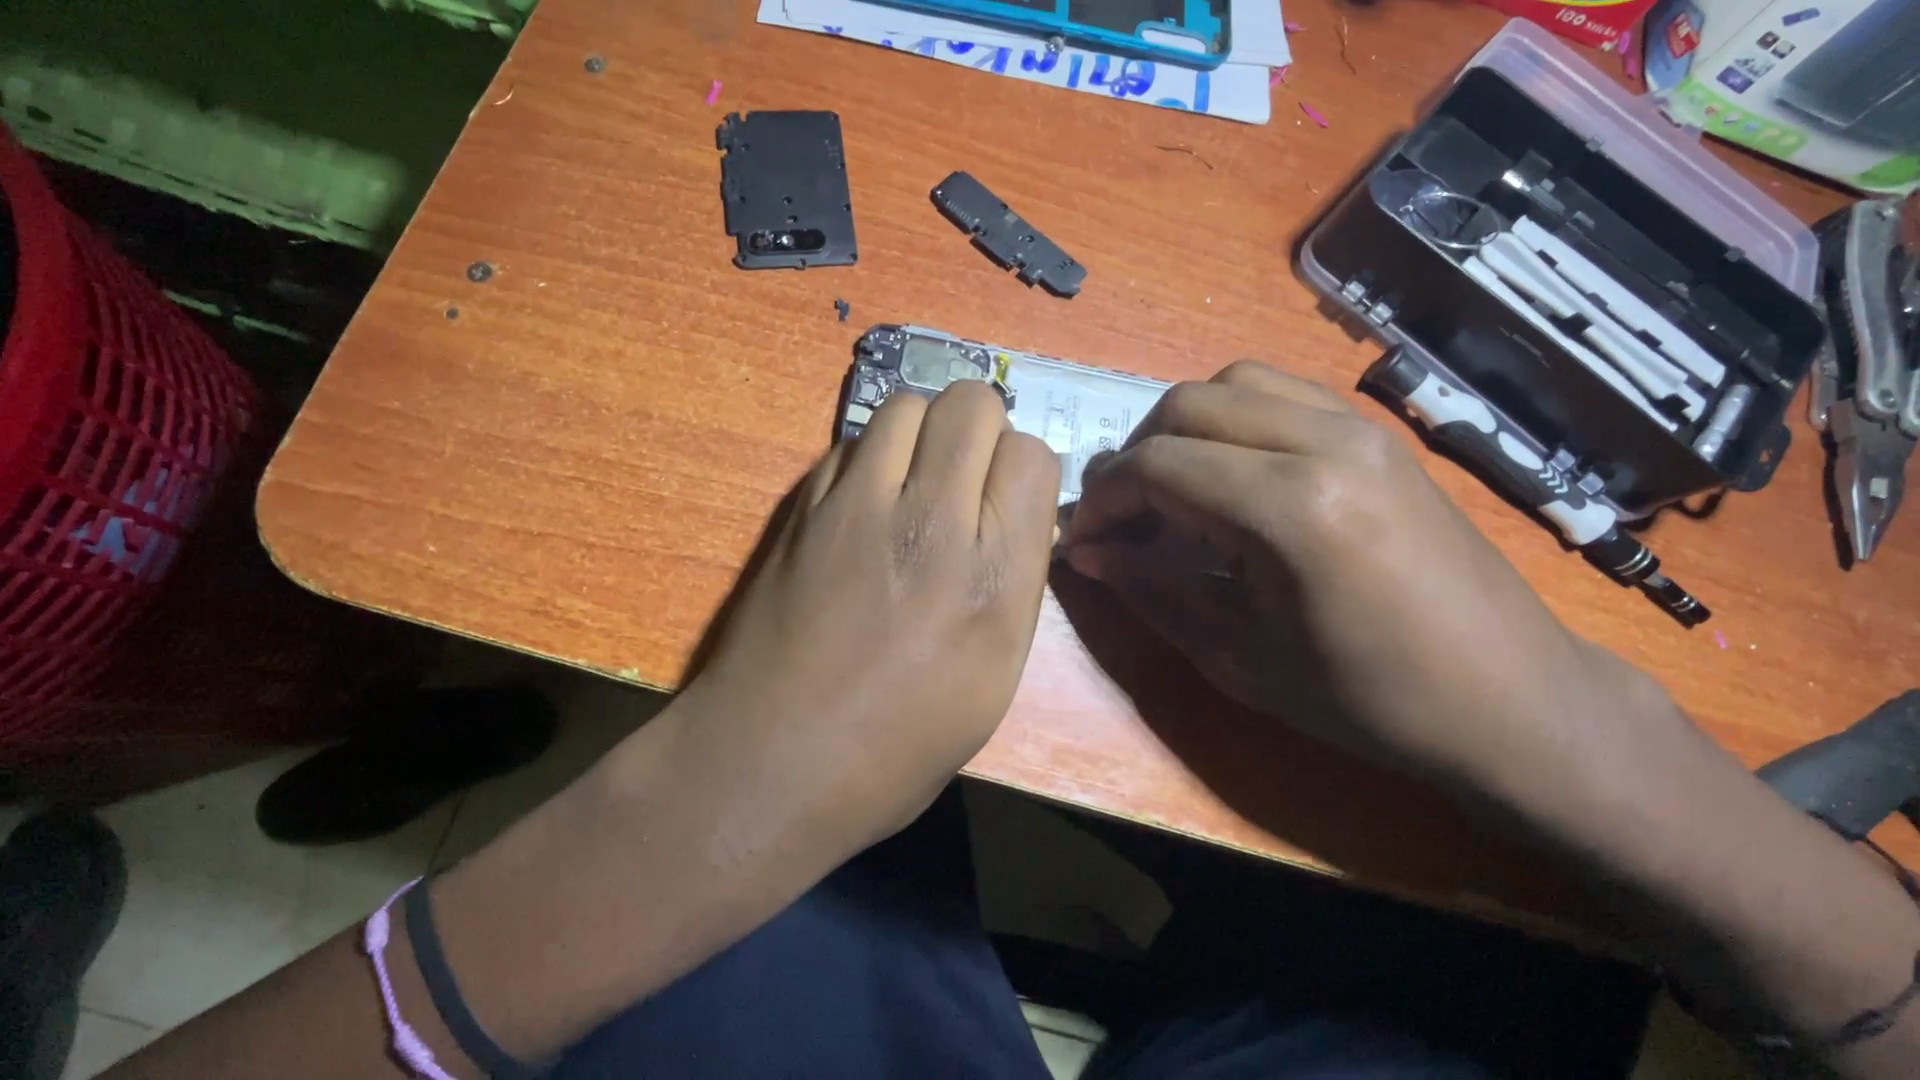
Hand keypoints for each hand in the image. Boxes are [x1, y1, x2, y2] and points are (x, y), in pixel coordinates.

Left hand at [672, 381, 1059, 849]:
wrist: (773, 760)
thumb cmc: (898, 744)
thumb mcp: (995, 677)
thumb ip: (1012, 580)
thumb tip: (1009, 517)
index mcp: (992, 577)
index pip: (1032, 455)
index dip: (1023, 473)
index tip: (1007, 505)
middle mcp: (930, 522)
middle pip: (971, 404)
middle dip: (980, 431)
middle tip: (964, 481)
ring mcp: (857, 505)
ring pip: (906, 404)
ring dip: (922, 433)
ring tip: (915, 484)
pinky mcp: (801, 506)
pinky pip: (852, 442)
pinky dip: (871, 458)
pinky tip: (865, 507)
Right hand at [1063, 361, 1671, 799]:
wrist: (1509, 698)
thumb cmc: (1370, 701)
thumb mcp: (1242, 660)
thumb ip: (1155, 591)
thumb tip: (1088, 551)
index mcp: (1291, 509)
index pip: (1158, 464)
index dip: (1104, 499)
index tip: (1082, 540)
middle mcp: (1325, 443)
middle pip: (1188, 404)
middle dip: (1134, 454)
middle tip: (1121, 518)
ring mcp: (1360, 429)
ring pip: (1235, 382)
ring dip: (1184, 427)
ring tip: (1172, 491)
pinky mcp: (1379, 435)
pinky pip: (1284, 394)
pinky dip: (1235, 419)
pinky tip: (1233, 477)